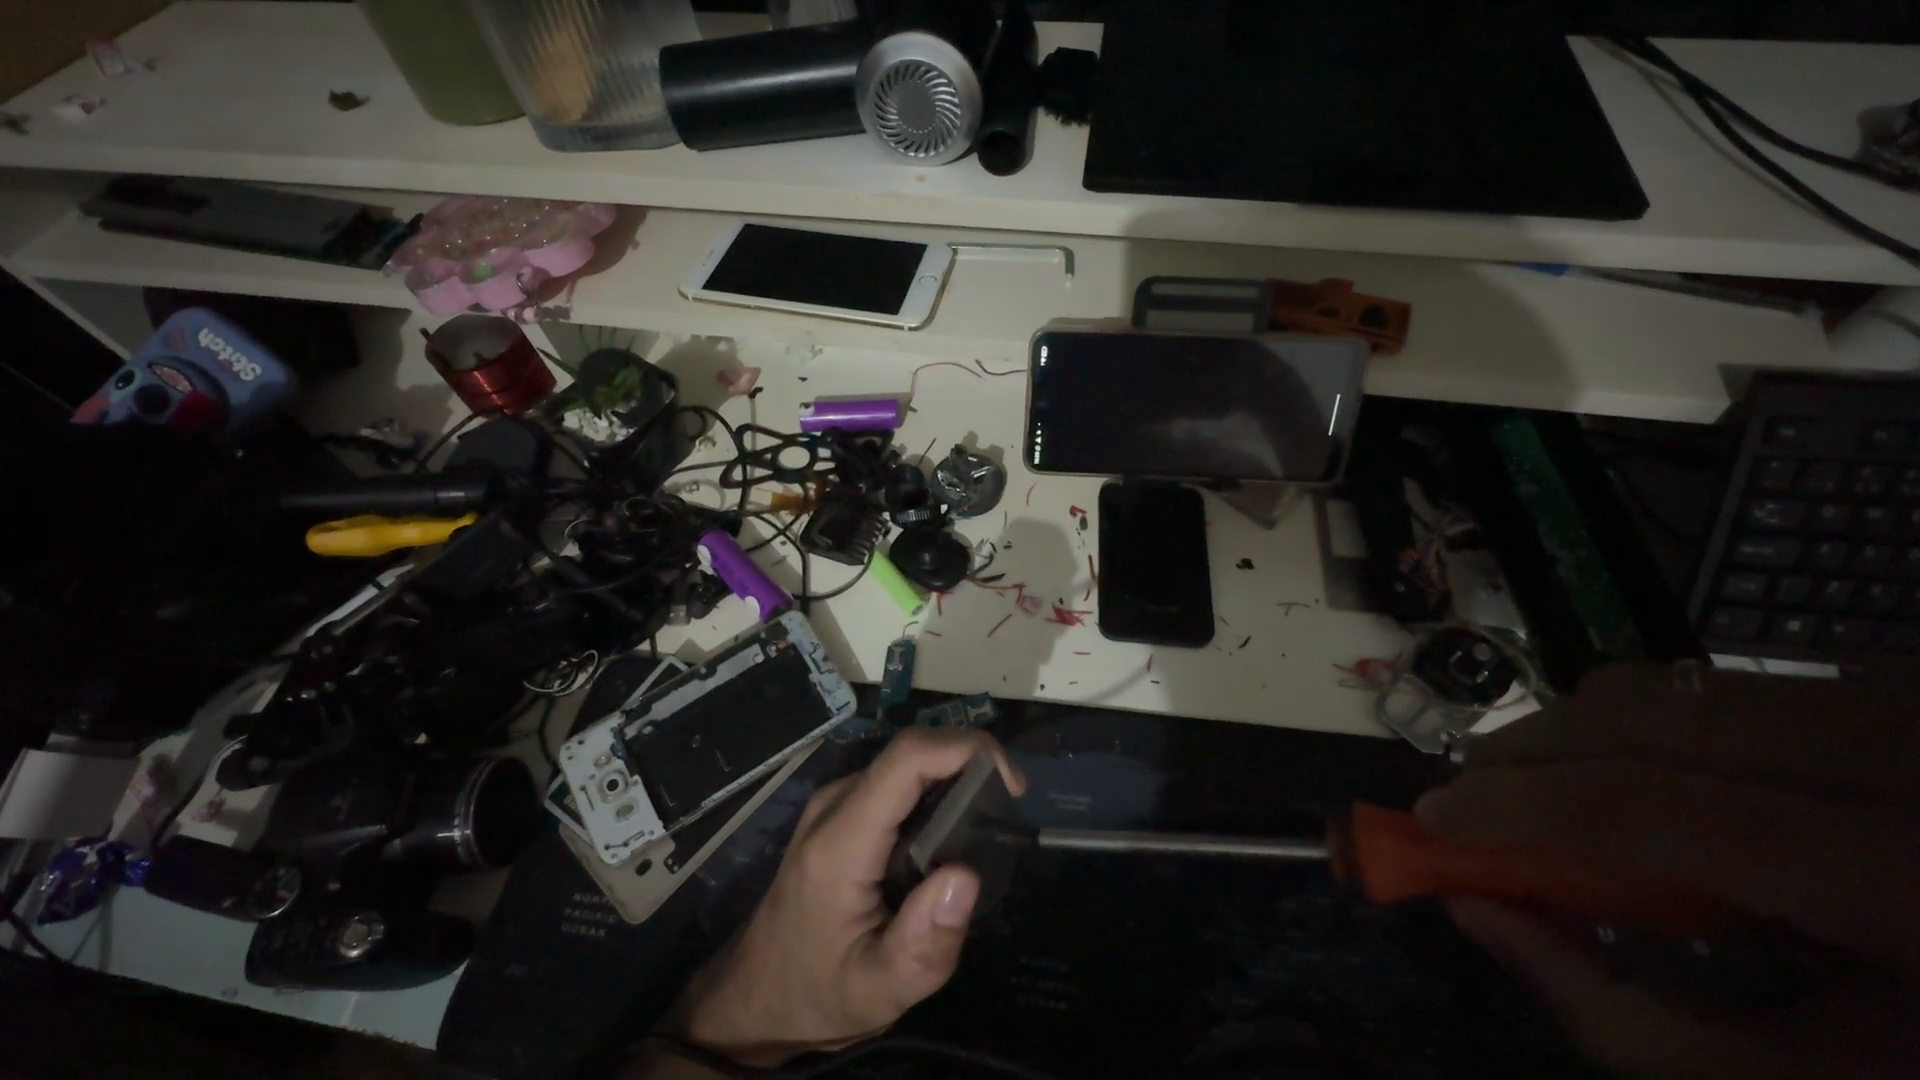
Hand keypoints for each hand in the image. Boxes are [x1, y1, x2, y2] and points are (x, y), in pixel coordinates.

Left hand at [666, 729, 1025, 1068]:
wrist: (756, 997)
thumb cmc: (816, 994)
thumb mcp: (879, 991)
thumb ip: (923, 944)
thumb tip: (966, 876)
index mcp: (841, 841)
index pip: (906, 760)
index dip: (966, 751)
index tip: (1011, 786)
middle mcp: (834, 807)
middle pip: (910, 755)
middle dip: (970, 766)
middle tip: (1007, 815)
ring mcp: (833, 807)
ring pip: (904, 767)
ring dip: (954, 781)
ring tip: (986, 832)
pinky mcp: (838, 816)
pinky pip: (894, 786)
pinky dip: (934, 796)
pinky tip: (950, 842)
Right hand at [1416, 662, 1919, 1078]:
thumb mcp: (1799, 1077)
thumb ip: (1622, 1014)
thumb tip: (1471, 909)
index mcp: (1900, 882)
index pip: (1646, 807)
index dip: (1517, 807)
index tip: (1430, 819)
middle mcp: (1899, 762)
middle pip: (1641, 720)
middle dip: (1526, 751)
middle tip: (1465, 792)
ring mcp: (1896, 708)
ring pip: (1667, 687)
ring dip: (1571, 730)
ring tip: (1536, 781)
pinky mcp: (1888, 687)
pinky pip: (1713, 683)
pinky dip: (1641, 722)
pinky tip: (1639, 776)